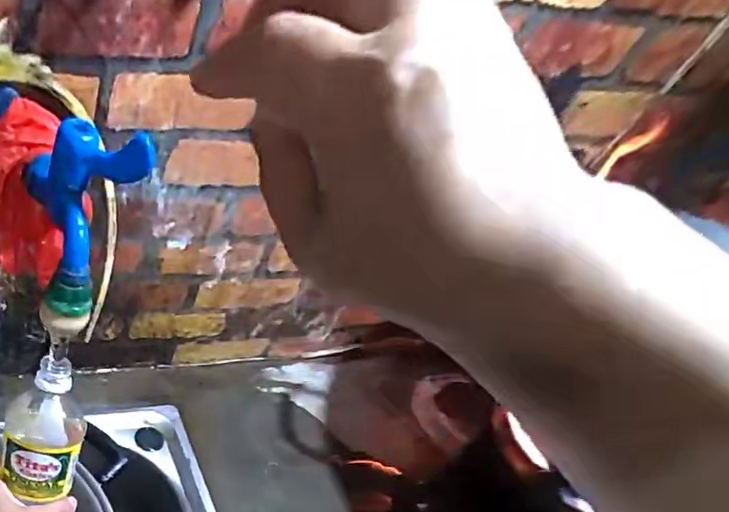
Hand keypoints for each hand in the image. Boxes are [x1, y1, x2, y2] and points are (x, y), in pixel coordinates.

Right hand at [192, 0, 602, 338]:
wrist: (520, 257)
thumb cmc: (409, 268)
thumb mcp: (314, 244)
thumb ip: (279, 169)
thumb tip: (271, 114)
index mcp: (358, 96)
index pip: (273, 46)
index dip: (229, 63)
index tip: (208, 84)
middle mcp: (411, 31)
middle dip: (271, 9)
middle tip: (254, 55)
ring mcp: (458, 18)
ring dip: (325, 4)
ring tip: (306, 53)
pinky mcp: (485, 25)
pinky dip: (369, 12)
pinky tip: (357, 58)